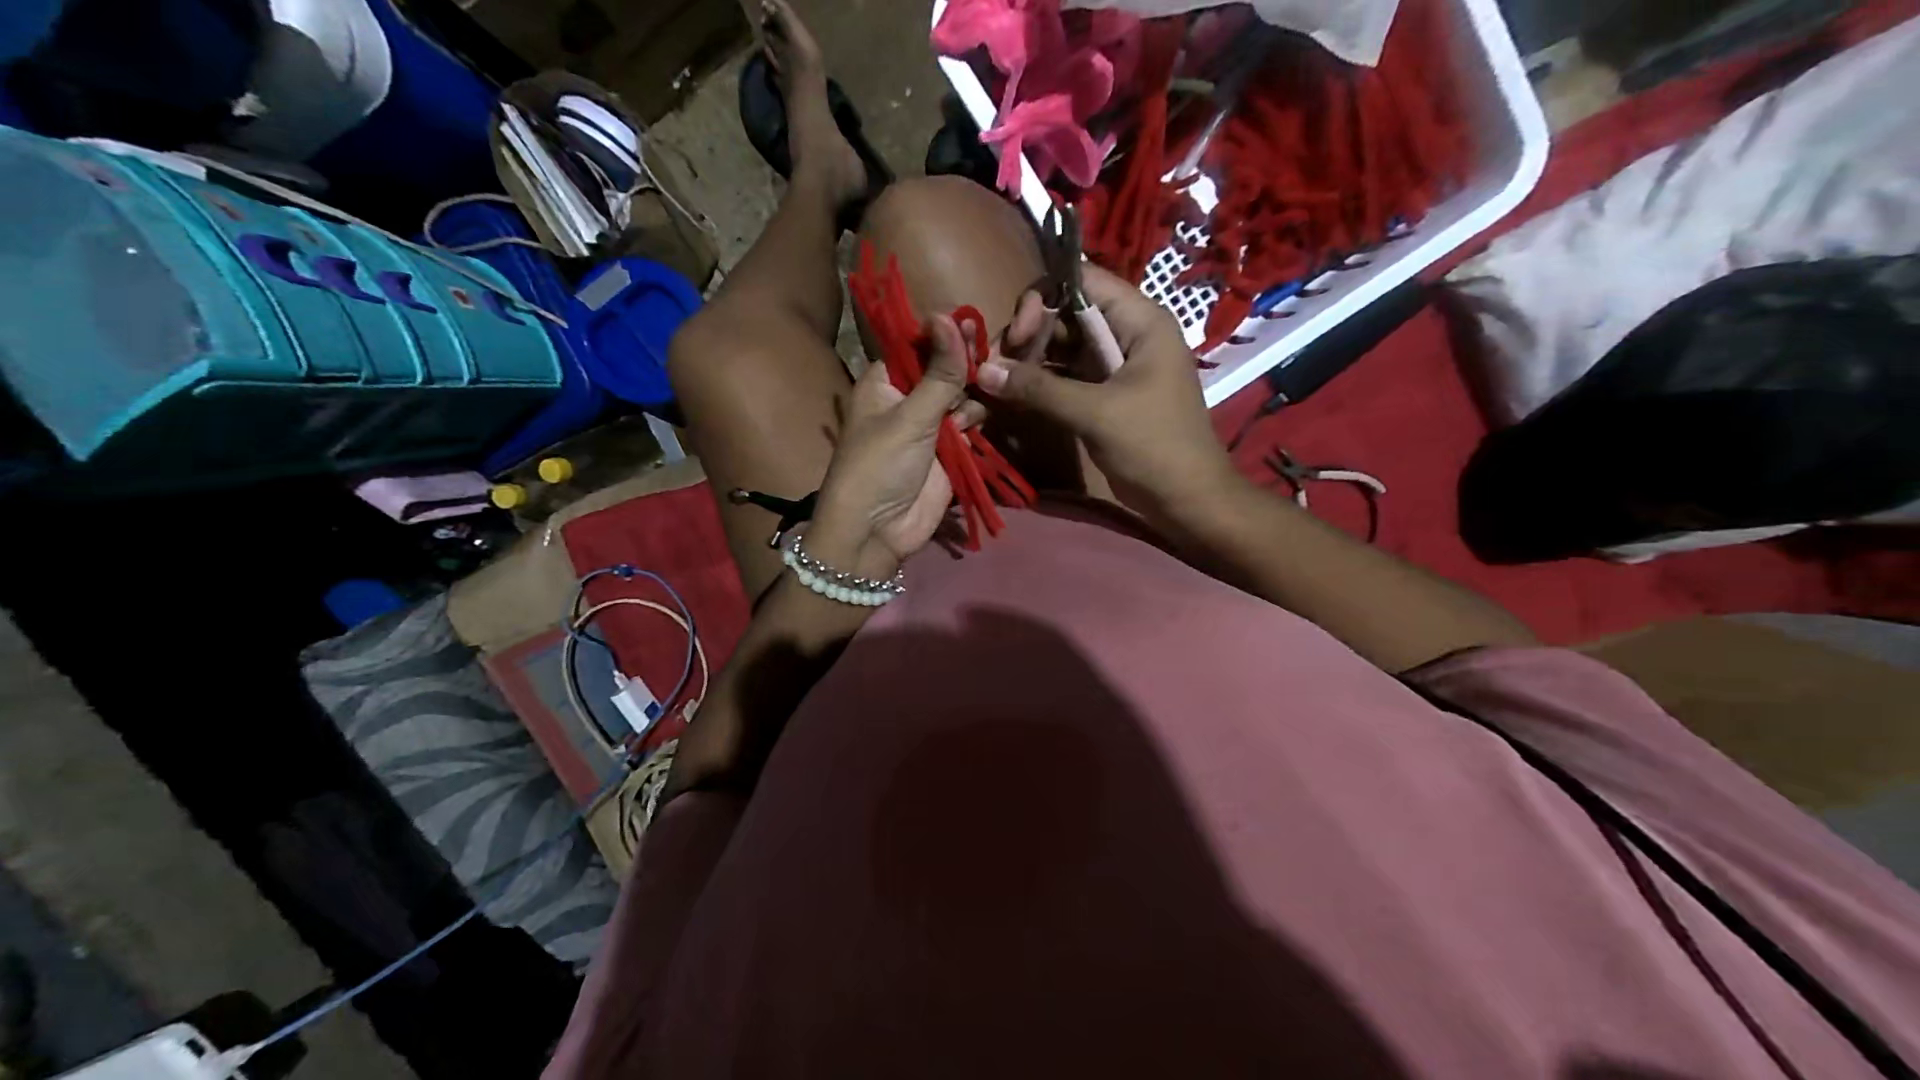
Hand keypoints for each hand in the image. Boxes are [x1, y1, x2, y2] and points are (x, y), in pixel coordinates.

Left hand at [812, 313, 974, 574]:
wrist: (877, 532)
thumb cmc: (879, 466)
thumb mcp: (909, 417)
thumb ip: (940, 372)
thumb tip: (949, 316)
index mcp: (884, 381)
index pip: (917, 343)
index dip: (944, 332)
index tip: (973, 323)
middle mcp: (907, 398)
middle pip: (944, 367)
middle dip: (964, 364)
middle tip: (986, 358)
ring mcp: (929, 425)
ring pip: (961, 394)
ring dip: (970, 396)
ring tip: (973, 404)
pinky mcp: (949, 450)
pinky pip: (969, 424)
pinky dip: (975, 421)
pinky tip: (973, 426)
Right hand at [979, 265, 1237, 525]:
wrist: (1186, 499)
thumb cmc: (1153, 446)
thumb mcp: (1095, 413)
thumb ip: (1039, 388)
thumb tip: (983, 370)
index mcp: (1140, 321)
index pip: (1084, 280)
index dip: (1044, 296)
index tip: (1018, 333)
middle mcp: (1127, 334)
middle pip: (1068, 311)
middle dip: (1031, 331)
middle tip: (999, 364)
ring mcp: (1115, 364)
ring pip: (1063, 344)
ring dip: (1031, 357)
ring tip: (999, 379)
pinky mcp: (1105, 393)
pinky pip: (1067, 373)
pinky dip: (1041, 380)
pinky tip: (1013, 391)